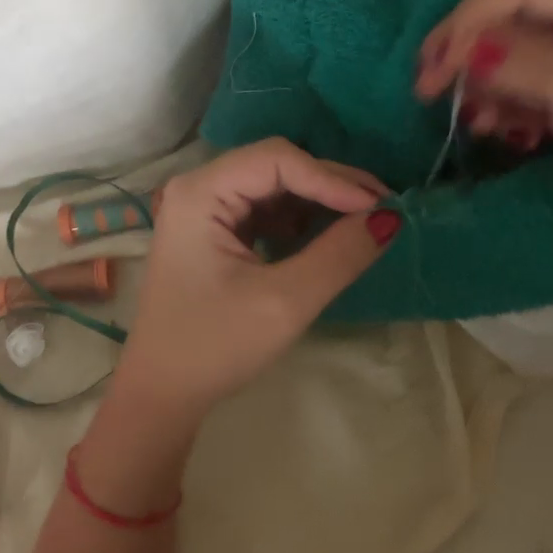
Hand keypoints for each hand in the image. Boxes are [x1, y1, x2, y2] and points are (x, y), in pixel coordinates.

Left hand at [115, 138, 398, 420]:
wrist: (162, 392)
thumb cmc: (215, 346)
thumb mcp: (284, 302)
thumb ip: (338, 255)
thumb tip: (390, 217)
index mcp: (200, 192)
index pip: (276, 160)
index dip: (332, 178)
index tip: (381, 205)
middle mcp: (198, 187)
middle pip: (275, 165)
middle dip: (330, 184)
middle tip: (385, 206)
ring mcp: (204, 207)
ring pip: (273, 185)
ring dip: (318, 199)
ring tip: (365, 219)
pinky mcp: (214, 230)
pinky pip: (263, 207)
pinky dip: (299, 217)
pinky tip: (328, 233)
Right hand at [414, 0, 552, 244]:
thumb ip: (534, 68)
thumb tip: (462, 49)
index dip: (468, 21)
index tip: (434, 71)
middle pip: (511, 22)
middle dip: (468, 55)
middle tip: (433, 99)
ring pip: (517, 62)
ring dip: (486, 89)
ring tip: (478, 128)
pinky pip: (536, 97)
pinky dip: (512, 113)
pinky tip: (508, 138)